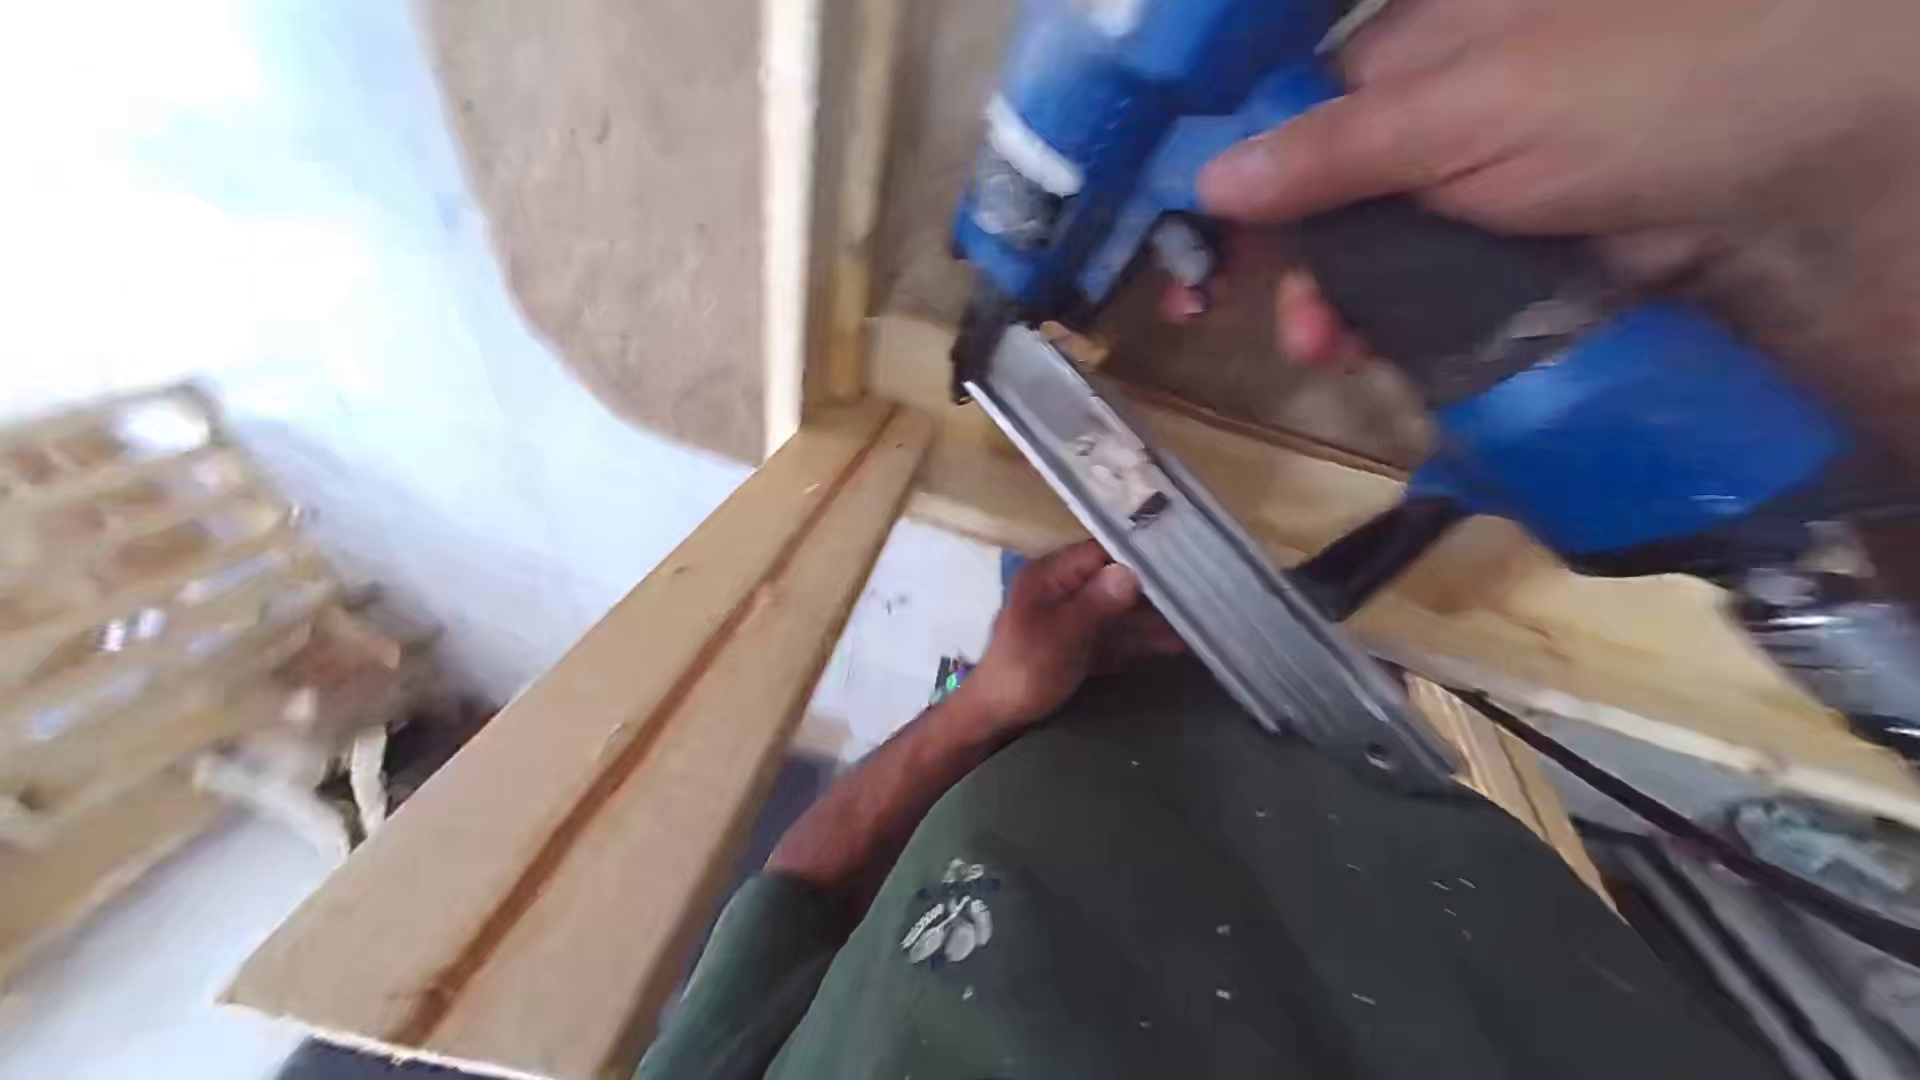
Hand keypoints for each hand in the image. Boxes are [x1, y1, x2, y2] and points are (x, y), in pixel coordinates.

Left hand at [958, 541, 1185, 728]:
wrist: (998, 717)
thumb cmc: (1023, 672)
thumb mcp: (1061, 636)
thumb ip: (1096, 602)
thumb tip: (1131, 570)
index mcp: (1048, 576)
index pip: (1099, 551)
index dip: (1137, 554)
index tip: (1179, 560)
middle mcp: (1062, 588)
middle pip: (1115, 579)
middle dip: (1154, 589)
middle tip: (1201, 592)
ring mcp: (1073, 615)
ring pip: (1120, 608)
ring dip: (1155, 617)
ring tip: (1201, 620)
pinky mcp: (1081, 641)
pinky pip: (1116, 633)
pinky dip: (1142, 638)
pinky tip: (1178, 642)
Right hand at [1186, 0, 1919, 464]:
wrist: (1804, 165)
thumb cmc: (1646, 87)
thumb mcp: (1470, 111)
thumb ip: (1332, 153)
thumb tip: (1209, 181)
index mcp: (1398, 61)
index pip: (1274, 122)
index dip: (1218, 179)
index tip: (1178, 243)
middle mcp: (1404, 126)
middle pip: (1292, 201)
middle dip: (1256, 262)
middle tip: (1203, 311)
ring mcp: (1432, 195)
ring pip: (1334, 259)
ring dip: (1311, 308)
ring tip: (1318, 349)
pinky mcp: (1463, 254)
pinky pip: (1383, 294)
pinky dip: (1360, 327)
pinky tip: (1353, 351)